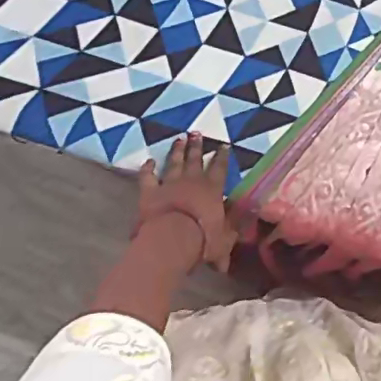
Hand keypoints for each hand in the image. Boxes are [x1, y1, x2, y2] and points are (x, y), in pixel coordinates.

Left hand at [135, 132, 236, 273]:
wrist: (171, 239)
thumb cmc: (202, 240)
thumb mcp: (222, 242)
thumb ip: (227, 239)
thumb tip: (232, 247)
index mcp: (212, 190)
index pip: (220, 168)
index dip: (222, 157)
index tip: (223, 146)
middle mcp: (192, 182)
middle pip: (195, 159)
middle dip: (197, 146)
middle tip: (197, 133)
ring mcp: (169, 184)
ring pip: (174, 163)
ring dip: (177, 151)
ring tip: (179, 139)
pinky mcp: (150, 192)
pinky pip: (148, 177)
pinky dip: (148, 168)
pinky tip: (149, 161)